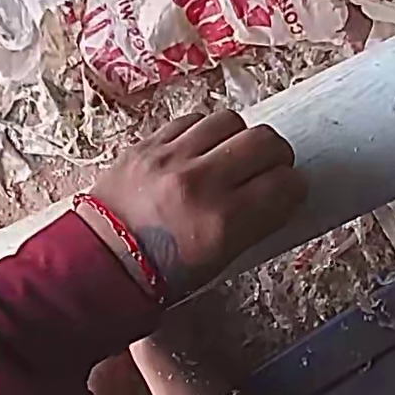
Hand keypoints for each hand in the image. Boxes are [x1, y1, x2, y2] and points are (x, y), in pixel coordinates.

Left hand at [79, 111, 303, 299]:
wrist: (100, 264)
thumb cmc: (163, 274)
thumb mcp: (219, 261)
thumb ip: (253, 224)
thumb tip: (278, 193)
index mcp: (223, 223)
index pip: (284, 185)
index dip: (293, 188)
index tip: (288, 192)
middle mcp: (200, 183)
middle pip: (264, 142)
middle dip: (276, 155)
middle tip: (269, 168)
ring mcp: (170, 158)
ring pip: (229, 121)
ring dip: (239, 139)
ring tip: (230, 158)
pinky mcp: (146, 144)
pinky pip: (191, 120)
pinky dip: (202, 134)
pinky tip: (198, 152)